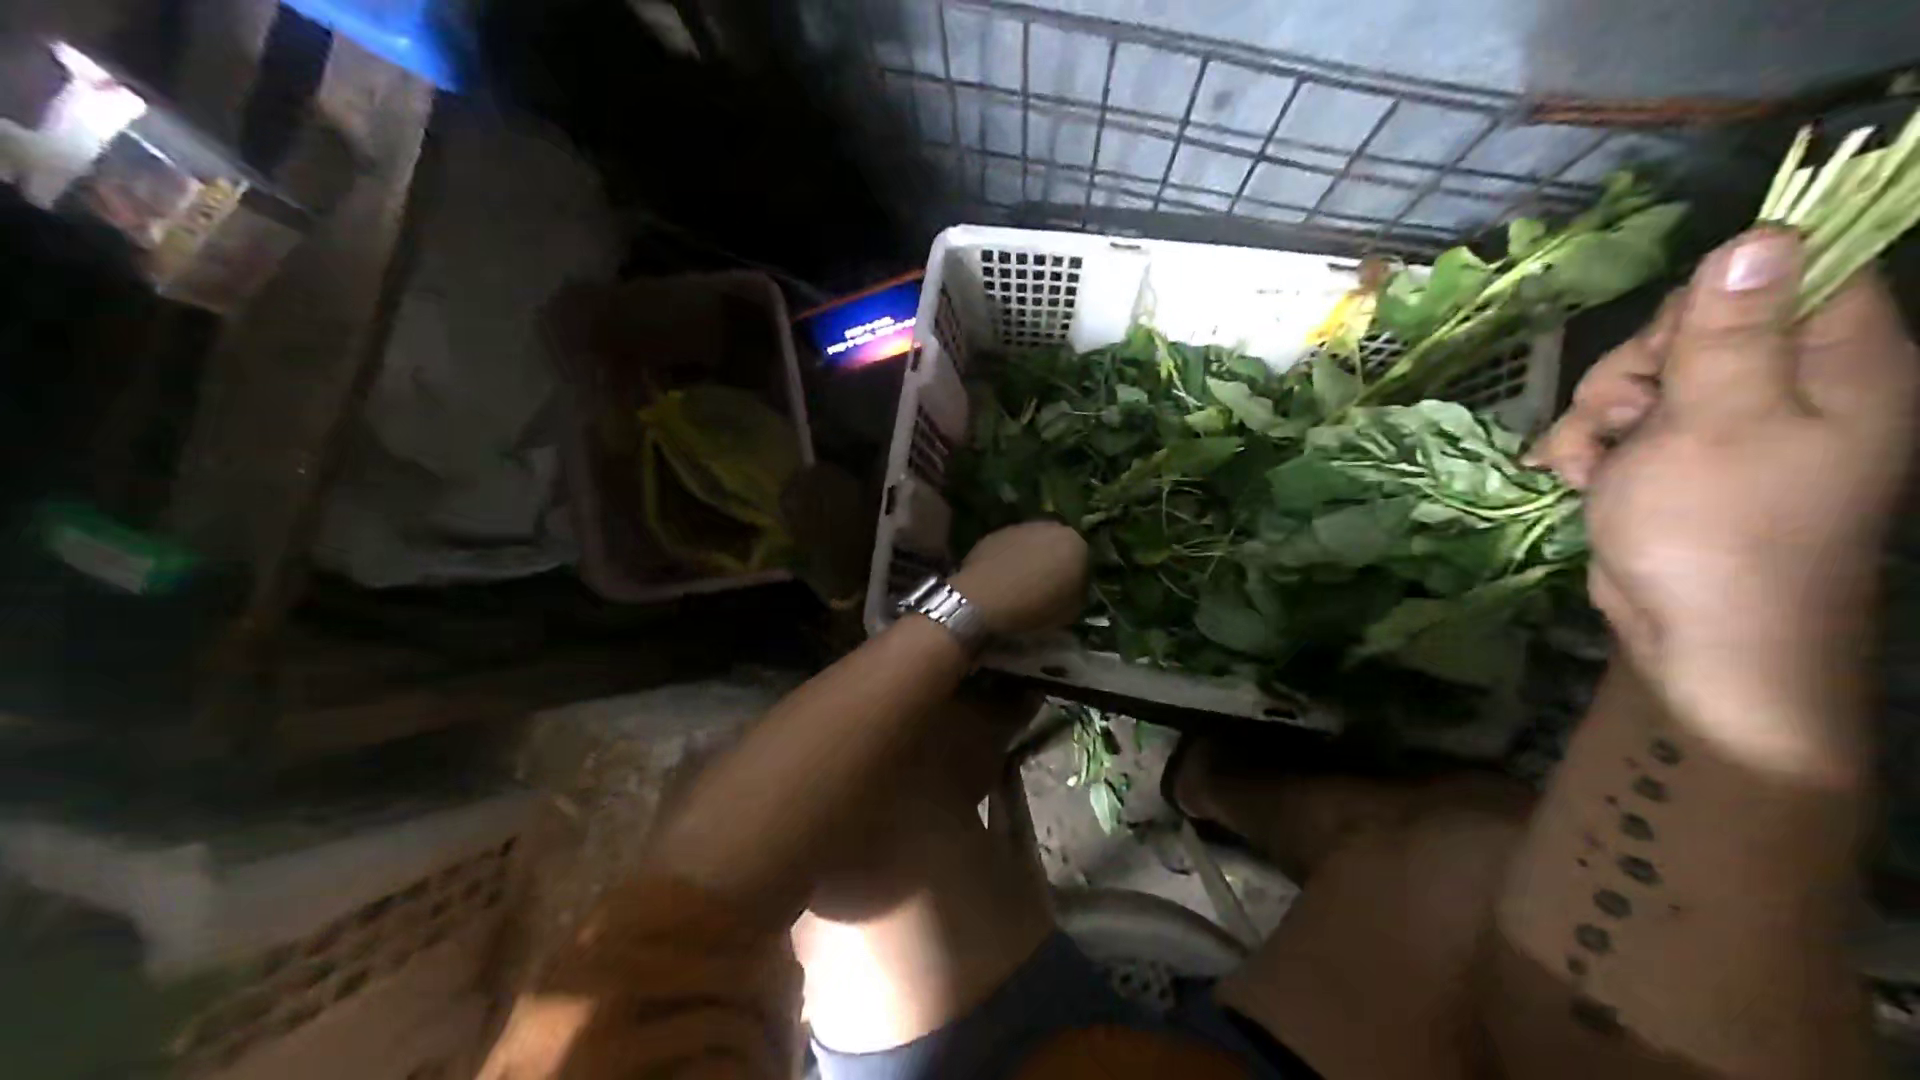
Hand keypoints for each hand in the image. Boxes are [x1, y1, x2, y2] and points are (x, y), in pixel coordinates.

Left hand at [949, 521, 1088, 636]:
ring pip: (1032, 543)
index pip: (1085, 559)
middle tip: (1046, 586)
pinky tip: (1002, 579)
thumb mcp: (1070, 612)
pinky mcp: (994, 533)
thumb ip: (1077, 595)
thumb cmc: (1034, 608)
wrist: (984, 600)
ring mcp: (1020, 527)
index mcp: (1076, 544)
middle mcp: (1050, 527)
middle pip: (1057, 545)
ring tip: (1021, 583)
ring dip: (1030, 557)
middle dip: (1054, 561)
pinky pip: (1009, 547)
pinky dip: (1009, 559)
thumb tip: (1071, 590)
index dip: (1077, 578)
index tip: (1068, 594)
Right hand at [1536, 229, 1917, 775]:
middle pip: (1695, 327)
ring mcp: (1732, 428)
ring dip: (1596, 415)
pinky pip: (1623, 425)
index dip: (1712, 299)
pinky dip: (1590, 447)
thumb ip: (1731, 330)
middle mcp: (1792, 387)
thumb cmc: (1717, 529)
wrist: (1699, 635)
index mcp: (1839, 364)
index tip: (1672, 348)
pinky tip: (1581, 478)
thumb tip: (1763, 234)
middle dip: (1632, 369)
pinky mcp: (1681, 461)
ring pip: (1641, 379)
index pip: (1789, 274)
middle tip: (1624, 418)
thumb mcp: (1713, 421)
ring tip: (1593, 464)